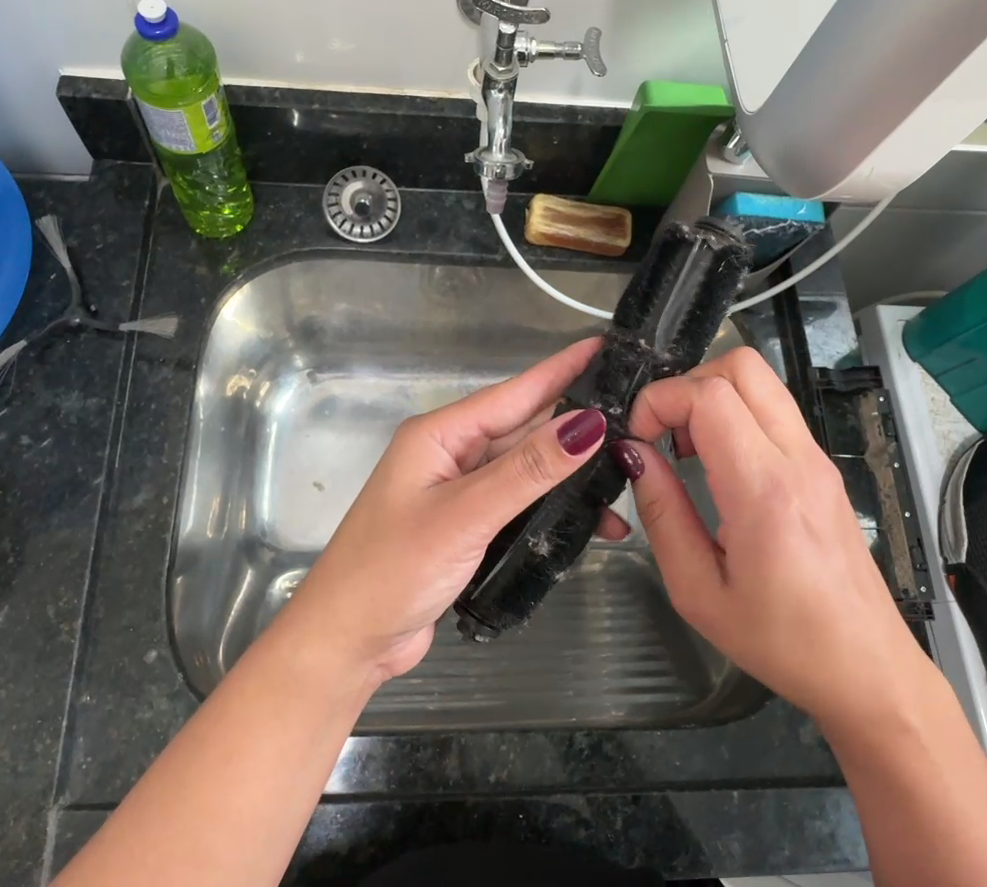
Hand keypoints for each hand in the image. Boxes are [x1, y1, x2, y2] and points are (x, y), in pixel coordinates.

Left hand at [277, 338, 628, 683]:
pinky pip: (518, 506)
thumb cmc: (393, 569)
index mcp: (439, 436)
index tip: (607, 347)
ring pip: (525, 472)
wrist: (348, 640)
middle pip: (523, 431)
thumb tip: (587, 424)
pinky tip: (588, 523)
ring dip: (570, 478)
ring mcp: (458, 494)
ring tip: (627, 480)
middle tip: (637, 422)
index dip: (561, 371)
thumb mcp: (465, 515)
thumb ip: (527, 471)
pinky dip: (551, 512)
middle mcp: (450, 456)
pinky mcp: (467, 529)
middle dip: (576, 428)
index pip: (512, 393)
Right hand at [620, 347, 923, 721]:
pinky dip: (735, 414)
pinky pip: (775, 411)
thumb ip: (661, 514)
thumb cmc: (779, 642)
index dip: (660, 400)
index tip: (636, 439)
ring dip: (712, 396)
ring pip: (762, 381)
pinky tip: (715, 463)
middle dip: (686, 384)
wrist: (867, 668)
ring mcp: (818, 459)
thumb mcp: (698, 591)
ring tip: (685, 448)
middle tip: (661, 434)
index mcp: (765, 490)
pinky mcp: (824, 469)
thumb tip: (633, 456)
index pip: (709, 395)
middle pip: (742, 366)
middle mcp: (799, 460)